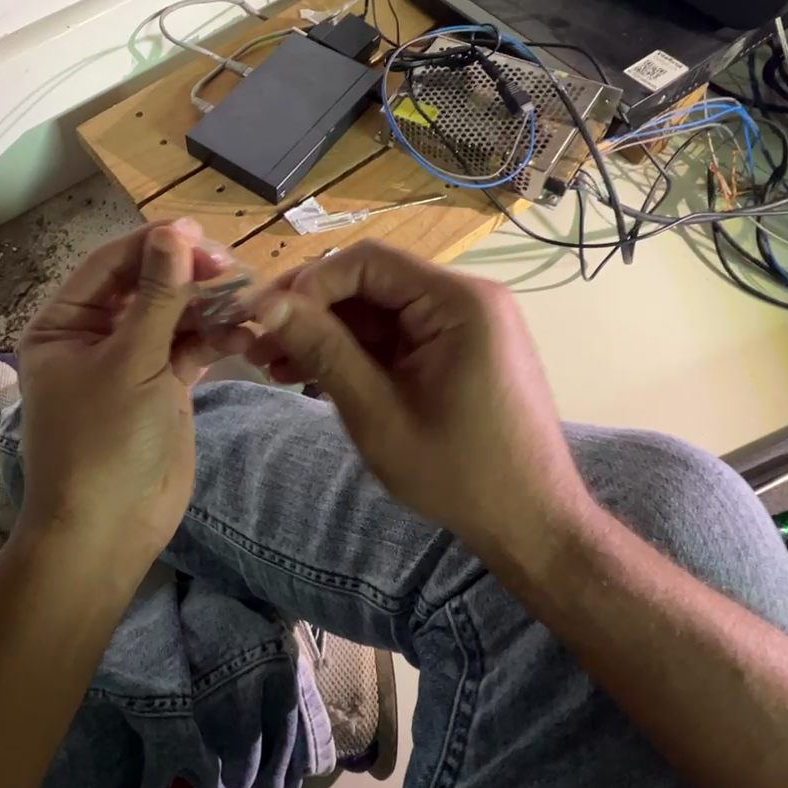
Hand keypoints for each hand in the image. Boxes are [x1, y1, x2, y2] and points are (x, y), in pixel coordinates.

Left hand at [15, 220, 248, 575]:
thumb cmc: (104, 440)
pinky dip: (216, 339)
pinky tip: (248, 336)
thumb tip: (174, 233)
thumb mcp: (132, 362)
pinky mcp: (161, 385)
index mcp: (65, 323)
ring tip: (250, 301)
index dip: (154, 245)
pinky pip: (189, 348)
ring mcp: (130, 361)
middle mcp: (94, 335)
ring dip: (209, 307)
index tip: (201, 235)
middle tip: (233, 269)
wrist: (109, 531)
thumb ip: (158, 296)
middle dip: (188, 276)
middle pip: (146, 286)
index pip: (110, 265)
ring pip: (173, 316)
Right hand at [247, 241, 596, 559]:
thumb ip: (322, 349)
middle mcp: (463, 300)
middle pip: (368, 283)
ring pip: (373, 312)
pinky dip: (350, 353)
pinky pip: (391, 337)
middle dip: (309, 311)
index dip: (309, 284)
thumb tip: (266, 304)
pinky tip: (304, 374)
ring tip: (269, 365)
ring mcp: (459, 325)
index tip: (265, 320)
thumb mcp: (377, 411)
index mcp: (457, 302)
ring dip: (322, 335)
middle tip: (257, 342)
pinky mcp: (451, 351)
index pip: (366, 262)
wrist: (530, 525)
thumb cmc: (458, 473)